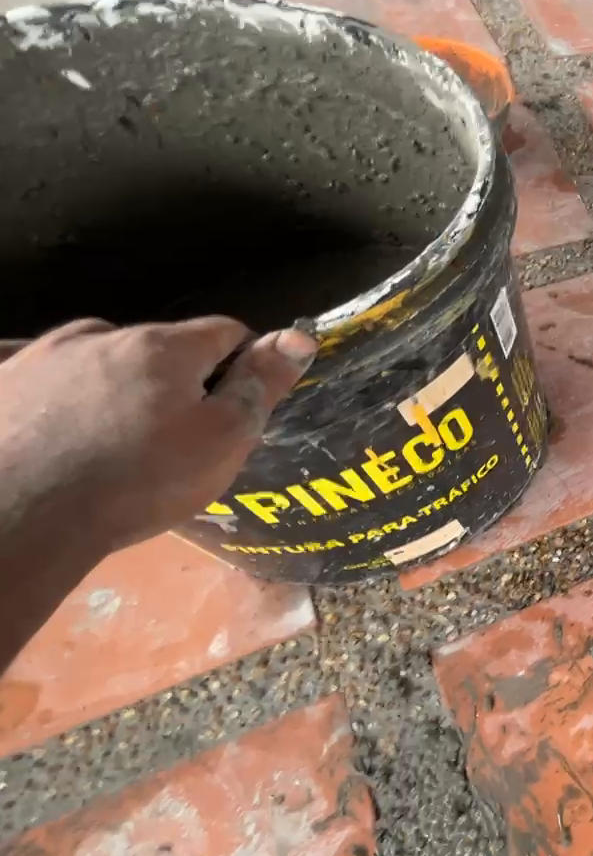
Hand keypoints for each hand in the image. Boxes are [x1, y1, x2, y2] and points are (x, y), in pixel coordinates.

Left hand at [0, 318, 316, 561]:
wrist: (13, 523)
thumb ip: (262, 381)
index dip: (244, 365)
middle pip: (159, 346)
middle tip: (176, 430)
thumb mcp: (227, 435)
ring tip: (112, 434)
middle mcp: (95, 337)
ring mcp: (32, 360)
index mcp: (161, 346)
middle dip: (176, 377)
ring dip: (115, 383)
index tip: (237, 407)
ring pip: (98, 360)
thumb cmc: (142, 478)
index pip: (227, 332)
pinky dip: (58, 395)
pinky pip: (42, 379)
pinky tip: (57, 429)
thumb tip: (301, 336)